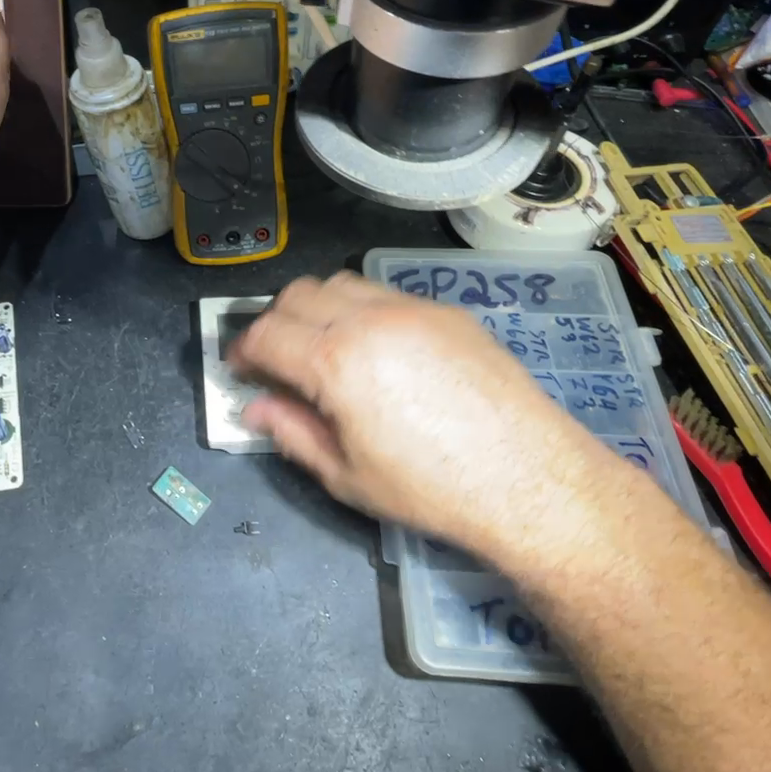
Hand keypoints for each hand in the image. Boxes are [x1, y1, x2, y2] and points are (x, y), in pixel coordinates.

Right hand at [229, 272, 626, 565]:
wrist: (530, 480)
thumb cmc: (429, 488)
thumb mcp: (345, 476)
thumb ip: (291, 433)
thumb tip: (255, 410)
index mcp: (334, 361)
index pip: (265, 334)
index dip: (242, 350)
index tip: (240, 369)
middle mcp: (367, 319)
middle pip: (295, 295)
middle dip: (274, 323)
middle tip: (277, 360)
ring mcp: (410, 308)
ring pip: (338, 282)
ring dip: (315, 307)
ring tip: (323, 346)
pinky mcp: (445, 311)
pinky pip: (384, 292)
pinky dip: (359, 309)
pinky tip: (375, 348)